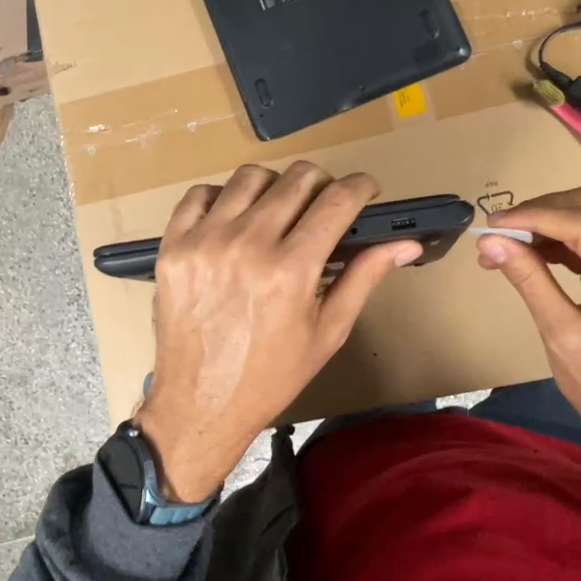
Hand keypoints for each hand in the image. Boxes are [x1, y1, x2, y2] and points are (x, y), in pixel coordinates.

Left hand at [134, 162, 421, 501]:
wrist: (201, 404)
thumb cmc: (270, 376)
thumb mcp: (327, 332)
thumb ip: (364, 277)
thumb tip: (406, 244)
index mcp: (291, 270)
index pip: (337, 200)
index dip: (361, 186)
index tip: (366, 190)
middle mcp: (247, 245)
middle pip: (297, 178)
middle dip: (322, 183)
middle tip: (324, 204)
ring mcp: (204, 242)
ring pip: (250, 177)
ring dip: (275, 185)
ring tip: (280, 210)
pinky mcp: (174, 246)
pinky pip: (200, 194)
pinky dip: (223, 196)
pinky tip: (234, 218)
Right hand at [476, 188, 580, 464]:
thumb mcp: (561, 336)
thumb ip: (530, 281)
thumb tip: (490, 241)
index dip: (535, 217)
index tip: (492, 225)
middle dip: (541, 211)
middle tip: (499, 232)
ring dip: (550, 219)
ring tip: (510, 243)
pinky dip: (563, 235)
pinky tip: (534, 252)